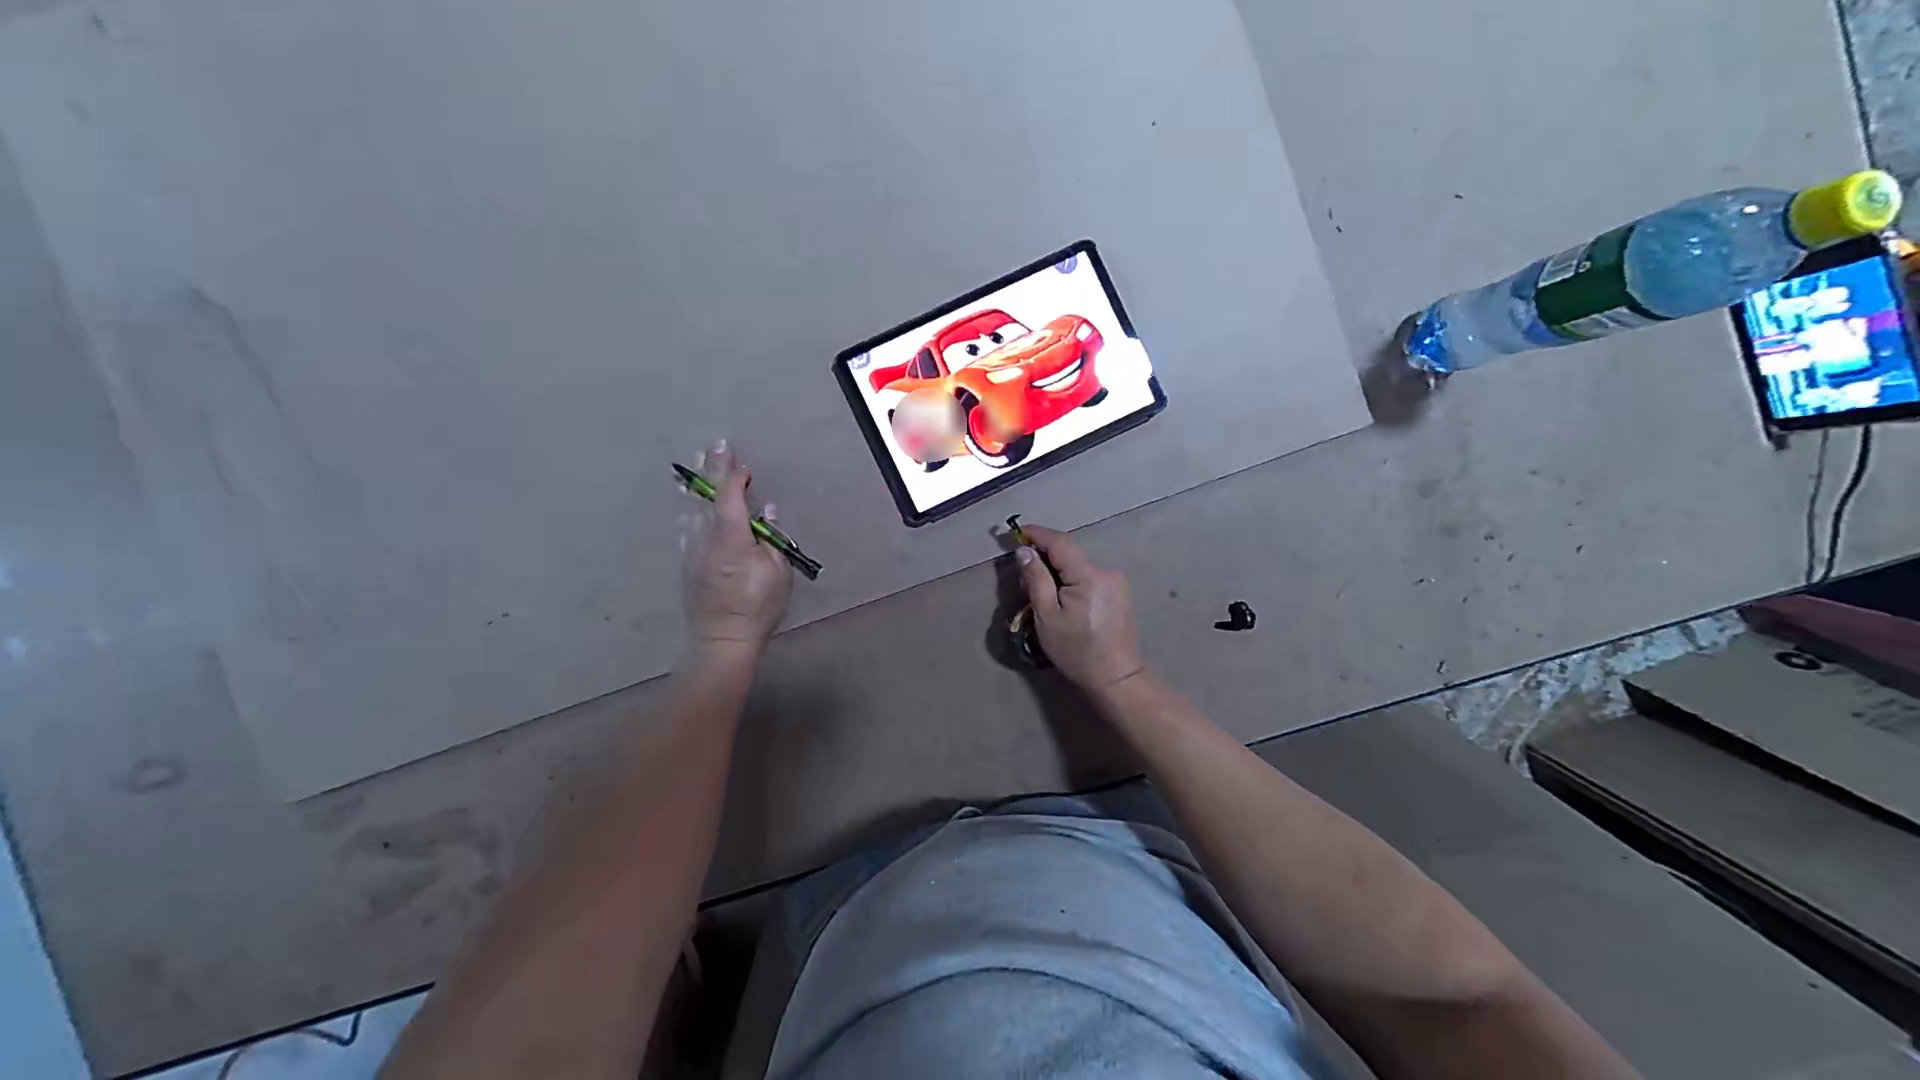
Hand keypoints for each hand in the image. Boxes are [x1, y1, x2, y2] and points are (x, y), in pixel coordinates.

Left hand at [681, 441, 791, 654]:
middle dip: (710, 471)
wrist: (722, 639)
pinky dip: (691, 512)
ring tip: (693, 471)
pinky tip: (689, 509)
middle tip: (709, 448)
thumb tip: (769, 512)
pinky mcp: (688, 565)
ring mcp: (694, 551)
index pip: (729, 495)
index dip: (732, 474)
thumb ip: (772, 538)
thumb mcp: (778, 573)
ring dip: (696, 489)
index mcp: (731, 536)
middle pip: (706, 497)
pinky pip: (688, 529)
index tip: (736, 458)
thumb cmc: (757, 606)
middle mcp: (707, 537)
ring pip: (692, 512)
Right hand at [1015, 525, 1147, 693]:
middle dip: (1045, 557)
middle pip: (1070, 554)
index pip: (1061, 543)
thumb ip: (1036, 580)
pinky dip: (1072, 580)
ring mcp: (1116, 582)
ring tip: (1041, 591)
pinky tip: (1062, 598)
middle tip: (1024, 571)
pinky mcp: (1119, 593)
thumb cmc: (1076, 651)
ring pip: (1079, 566)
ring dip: (1058, 571)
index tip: (1018, 531)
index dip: (1038, 534)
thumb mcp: (1047, 617)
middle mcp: (1107, 573)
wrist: (1115, 677)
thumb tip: (1025, 552)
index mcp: (1090, 577)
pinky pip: (1089, 577)